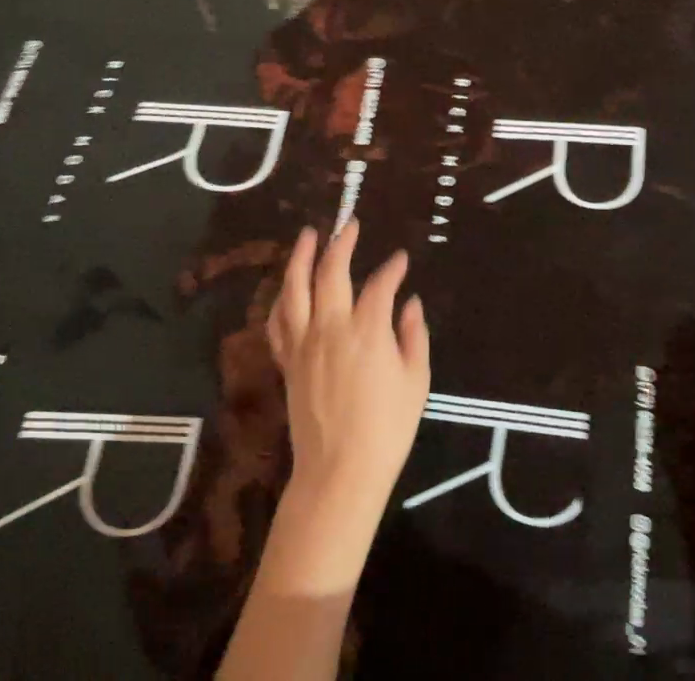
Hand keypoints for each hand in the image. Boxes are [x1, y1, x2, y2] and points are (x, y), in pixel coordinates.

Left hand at [267, 221, 430, 514]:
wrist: (340, 469)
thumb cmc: (388, 427)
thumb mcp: (416, 380)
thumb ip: (413, 336)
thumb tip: (409, 304)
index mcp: (367, 330)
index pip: (380, 285)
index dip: (392, 268)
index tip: (401, 259)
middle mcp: (330, 328)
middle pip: (330, 273)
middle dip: (341, 244)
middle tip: (350, 224)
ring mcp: (303, 344)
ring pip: (294, 290)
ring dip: (301, 259)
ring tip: (308, 236)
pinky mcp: (287, 363)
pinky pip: (277, 322)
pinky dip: (281, 299)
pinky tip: (286, 288)